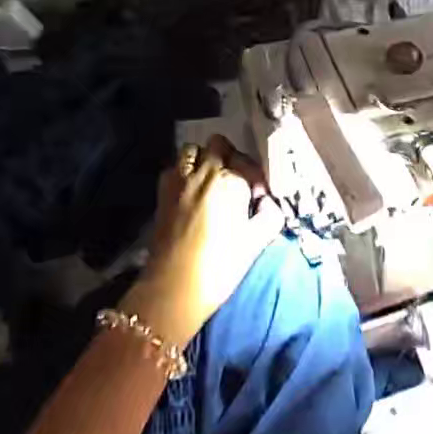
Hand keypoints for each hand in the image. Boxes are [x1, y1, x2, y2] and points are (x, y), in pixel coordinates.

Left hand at [119, 135, 282, 345]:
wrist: (173, 289)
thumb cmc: (220, 266)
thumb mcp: (256, 242)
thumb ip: (270, 216)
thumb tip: (268, 204)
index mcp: (231, 180)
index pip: (249, 165)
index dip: (256, 181)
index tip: (257, 200)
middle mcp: (205, 171)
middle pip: (220, 144)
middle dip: (231, 158)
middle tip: (236, 182)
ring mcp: (180, 179)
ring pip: (193, 149)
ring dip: (204, 158)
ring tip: (210, 181)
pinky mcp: (161, 192)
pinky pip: (174, 167)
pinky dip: (183, 171)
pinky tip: (189, 191)